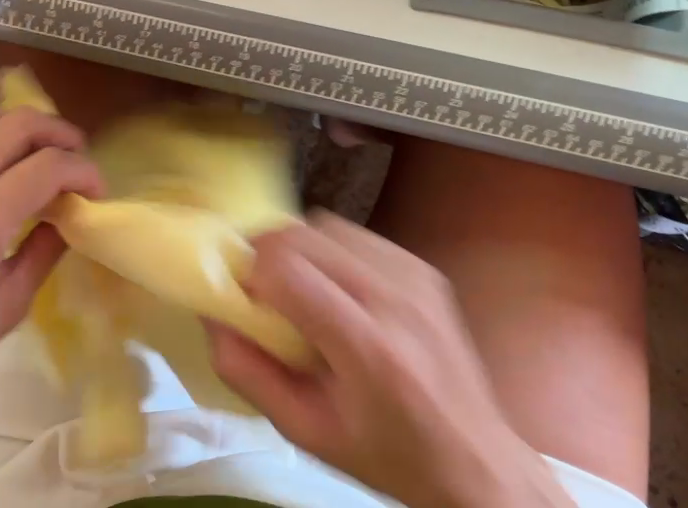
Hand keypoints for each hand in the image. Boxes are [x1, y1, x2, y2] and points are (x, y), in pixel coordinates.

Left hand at [0, 106, 102, 437]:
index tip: (98, 191)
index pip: (47, 167)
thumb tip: (71, 213)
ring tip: (42, 151)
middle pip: (16, 125)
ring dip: (20, 126)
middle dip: (58, 132)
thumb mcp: (13, 301)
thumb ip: (47, 247)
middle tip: (78, 156)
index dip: (83, 171)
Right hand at [209, 214, 572, 507]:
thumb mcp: (302, 430)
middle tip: (261, 292)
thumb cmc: (383, 454)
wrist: (476, 462)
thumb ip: (245, 370)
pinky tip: (334, 288)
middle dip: (265, 254)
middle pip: (300, 235)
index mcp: (368, 348)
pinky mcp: (421, 268)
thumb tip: (210, 311)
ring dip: (296, 249)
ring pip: (323, 224)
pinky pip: (351, 234)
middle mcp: (395, 299)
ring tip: (298, 290)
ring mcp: (414, 277)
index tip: (244, 300)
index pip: (287, 268)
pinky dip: (327, 250)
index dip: (250, 274)